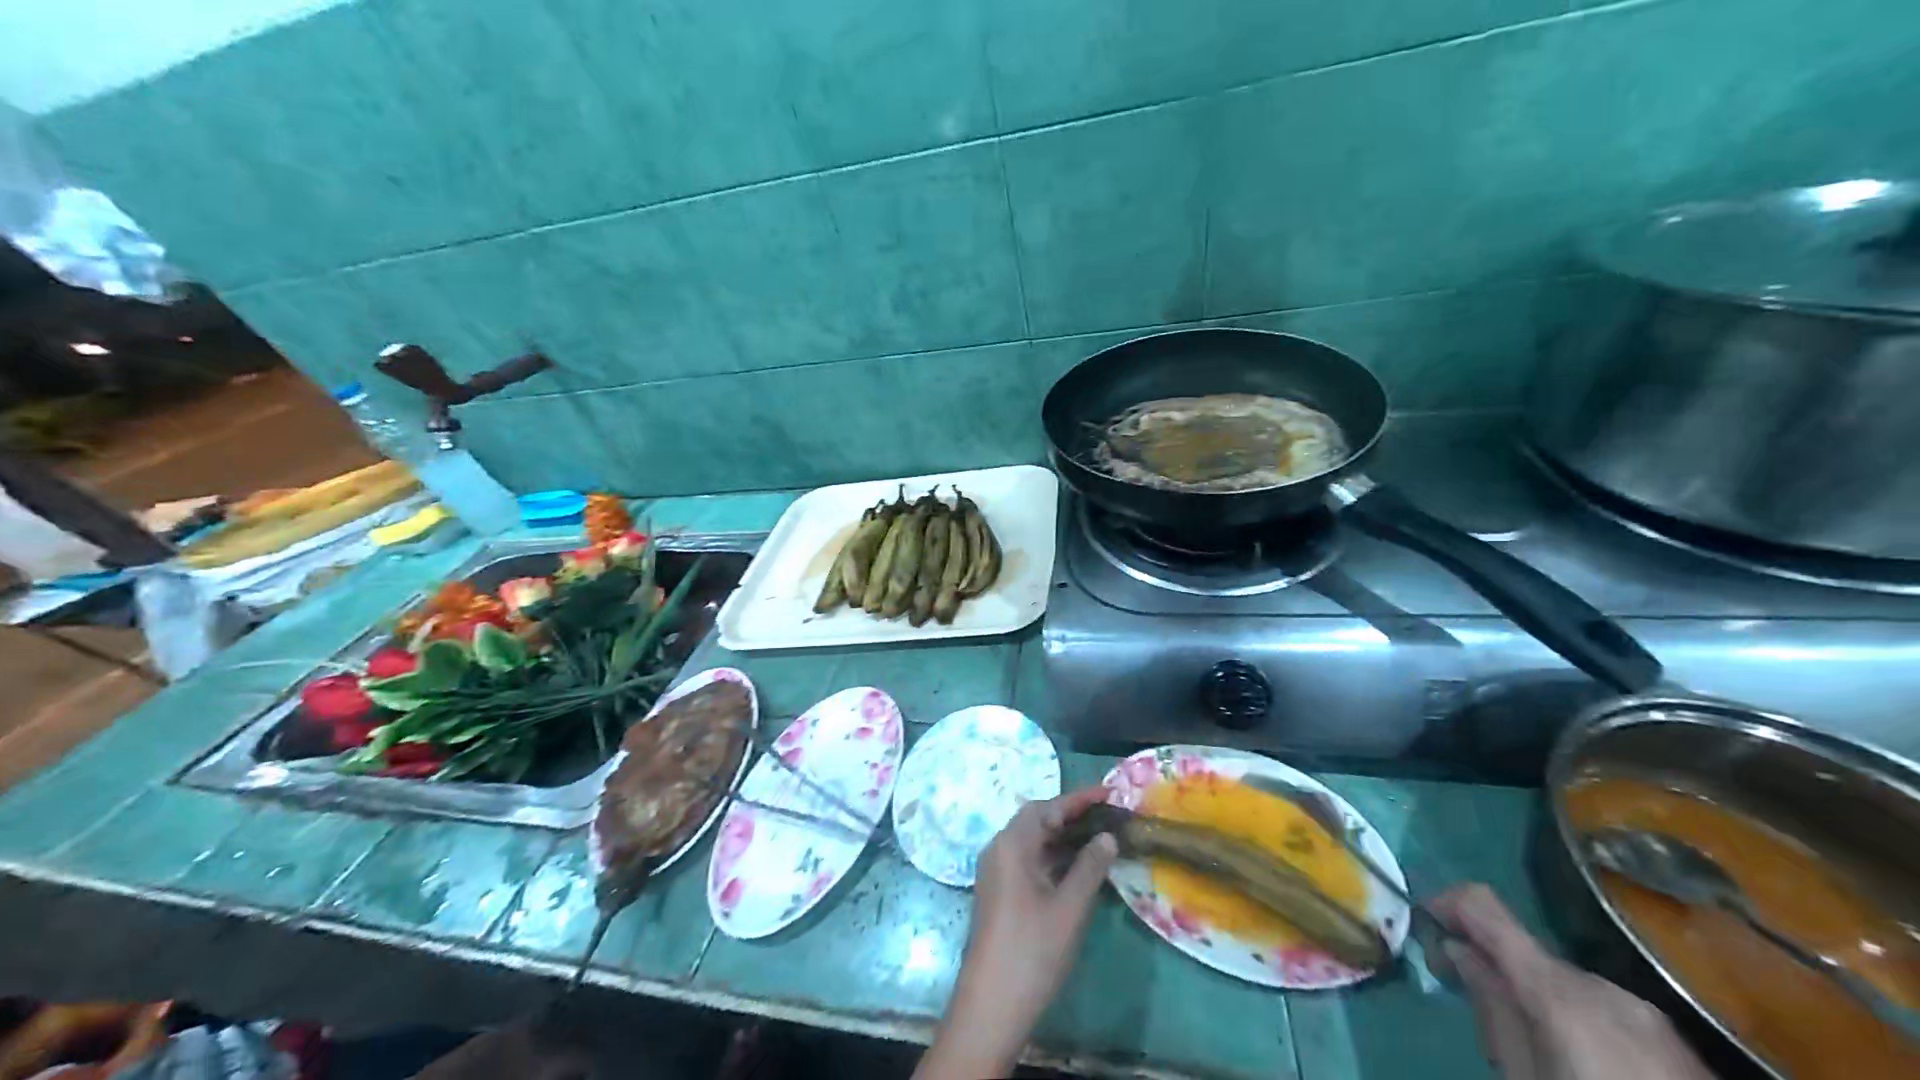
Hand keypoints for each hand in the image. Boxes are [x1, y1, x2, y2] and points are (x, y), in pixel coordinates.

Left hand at [914, 786, 1118, 1079]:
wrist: (991, 1003)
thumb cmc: (1033, 949)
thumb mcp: (1070, 907)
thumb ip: (1090, 866)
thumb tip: (1107, 836)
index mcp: (1011, 845)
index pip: (1047, 808)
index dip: (1078, 799)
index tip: (1109, 792)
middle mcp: (998, 850)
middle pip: (1037, 820)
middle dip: (1072, 815)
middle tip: (1107, 815)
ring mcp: (996, 872)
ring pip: (1033, 842)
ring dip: (1064, 838)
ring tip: (1101, 837)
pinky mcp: (999, 892)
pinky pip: (1028, 861)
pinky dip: (1054, 858)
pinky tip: (1079, 868)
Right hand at [1432, 884, 1713, 1079]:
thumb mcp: (1522, 1076)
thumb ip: (1491, 1009)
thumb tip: (1460, 951)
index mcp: (1556, 989)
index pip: (1484, 905)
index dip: (1447, 903)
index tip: (1426, 925)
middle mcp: (1600, 984)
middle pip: (1527, 955)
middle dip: (1496, 972)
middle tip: (1483, 1019)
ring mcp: (1646, 1011)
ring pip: (1567, 985)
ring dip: (1541, 1001)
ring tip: (1544, 1057)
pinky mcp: (1676, 1041)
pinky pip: (1607, 1011)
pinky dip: (1581, 1023)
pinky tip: (1592, 1071)